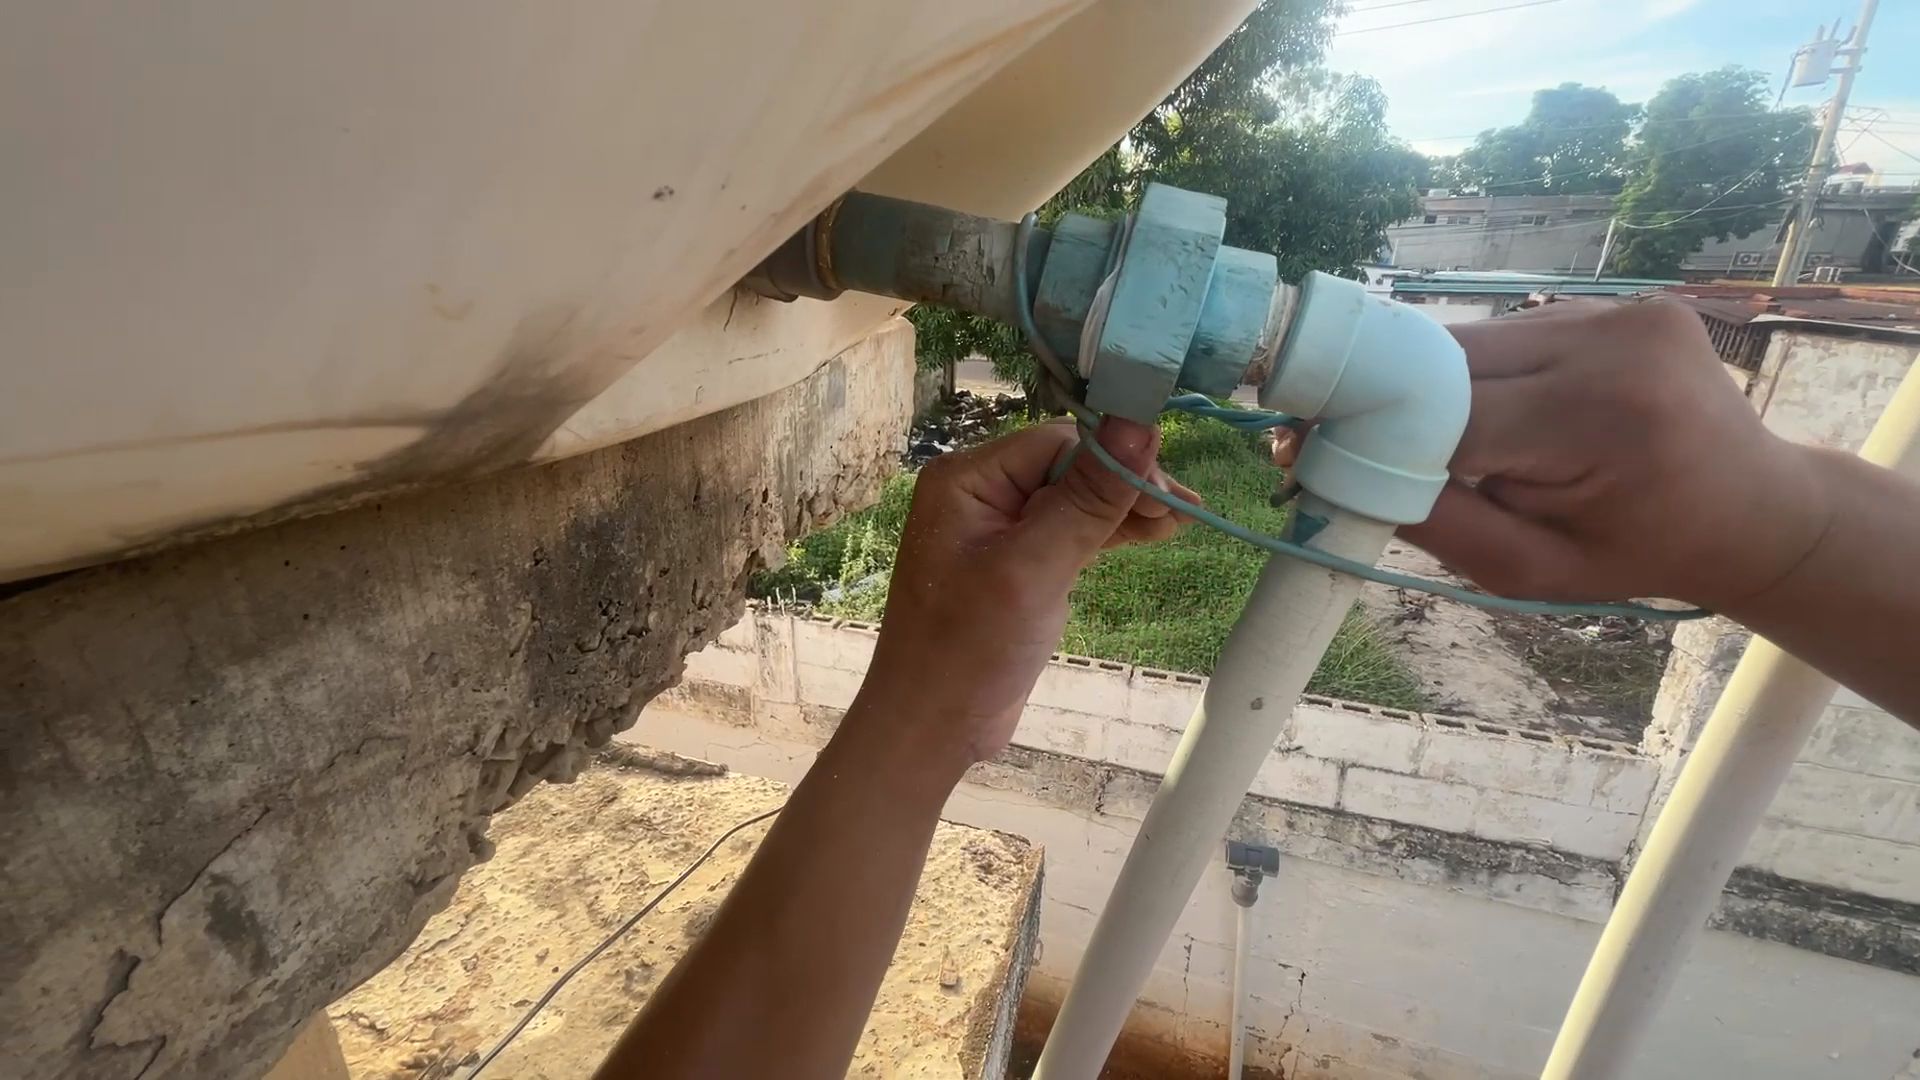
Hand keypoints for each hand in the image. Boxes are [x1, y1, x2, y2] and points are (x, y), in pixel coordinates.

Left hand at [857, 419, 1196, 766]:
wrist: (932, 725)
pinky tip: (1151, 533)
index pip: (1055, 444)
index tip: (1168, 495)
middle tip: (1185, 512)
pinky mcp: (1018, 562)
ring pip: (1075, 499)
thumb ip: (1086, 497)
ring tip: (1182, 521)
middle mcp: (980, 493)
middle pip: (1068, 466)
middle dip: (1125, 484)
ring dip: (1125, 508)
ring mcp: (999, 528)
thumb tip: (1138, 422)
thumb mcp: (1032, 568)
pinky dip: (1109, 532)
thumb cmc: (969, 648)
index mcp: (967, 479)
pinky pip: (1069, 531)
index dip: (1115, 460)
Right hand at [1276, 300, 1829, 611]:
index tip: (1299, 458)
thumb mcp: (1520, 568)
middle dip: (1372, 406)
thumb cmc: (1629, 552)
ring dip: (1409, 389)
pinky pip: (1487, 338)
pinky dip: (1450, 375)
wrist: (1748, 506)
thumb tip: (1327, 471)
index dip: (1358, 436)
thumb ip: (1425, 520)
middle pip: (1435, 365)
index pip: (1437, 414)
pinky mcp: (1601, 303)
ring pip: (1453, 344)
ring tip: (1395, 434)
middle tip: (1320, 442)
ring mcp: (1610, 310)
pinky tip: (1456, 410)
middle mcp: (1609, 339)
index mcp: (1601, 417)